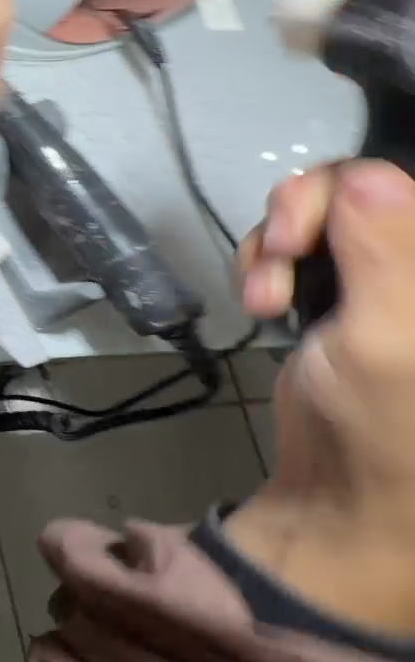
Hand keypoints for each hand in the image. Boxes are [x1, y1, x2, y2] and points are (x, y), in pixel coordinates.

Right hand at [231, 161, 414, 631]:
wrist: (350, 484)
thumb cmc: (389, 421)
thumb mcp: (386, 338)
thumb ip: (387, 254)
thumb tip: (366, 177)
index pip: (399, 187)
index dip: (340, 194)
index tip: (293, 242)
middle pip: (354, 191)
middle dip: (296, 222)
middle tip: (274, 265)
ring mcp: (390, 276)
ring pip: (317, 218)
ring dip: (272, 251)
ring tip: (261, 300)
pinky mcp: (347, 294)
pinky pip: (298, 251)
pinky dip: (269, 267)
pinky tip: (263, 303)